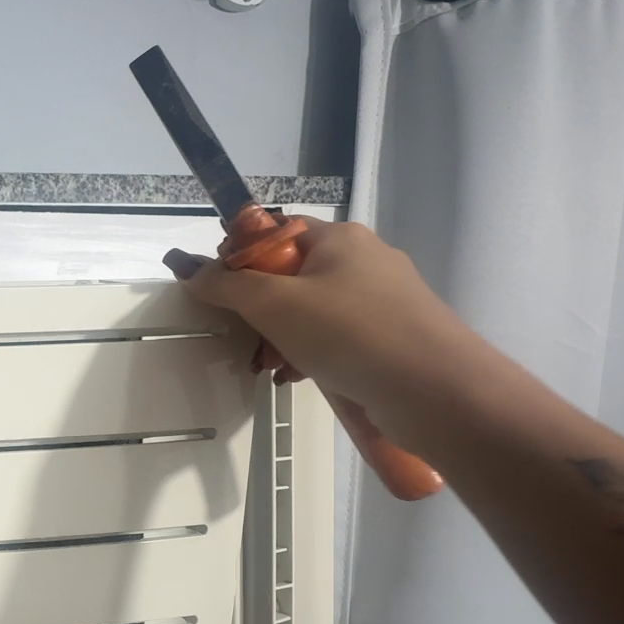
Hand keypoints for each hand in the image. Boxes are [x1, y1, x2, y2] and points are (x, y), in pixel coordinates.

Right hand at [163, 221, 501, 449]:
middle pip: (290, 274)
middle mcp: (364, 258)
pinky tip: (303, 376)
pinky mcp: (393, 334)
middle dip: (259, 307)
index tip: (222, 291)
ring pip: (312, 309)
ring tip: (273, 366)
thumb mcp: (271, 304)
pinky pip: (336, 336)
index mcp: (338, 238)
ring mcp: (384, 298)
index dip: (240, 257)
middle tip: (246, 337)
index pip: (274, 232)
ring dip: (283, 336)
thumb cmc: (349, 333)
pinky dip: (313, 353)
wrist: (437, 390)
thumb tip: (186, 266)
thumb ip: (224, 283)